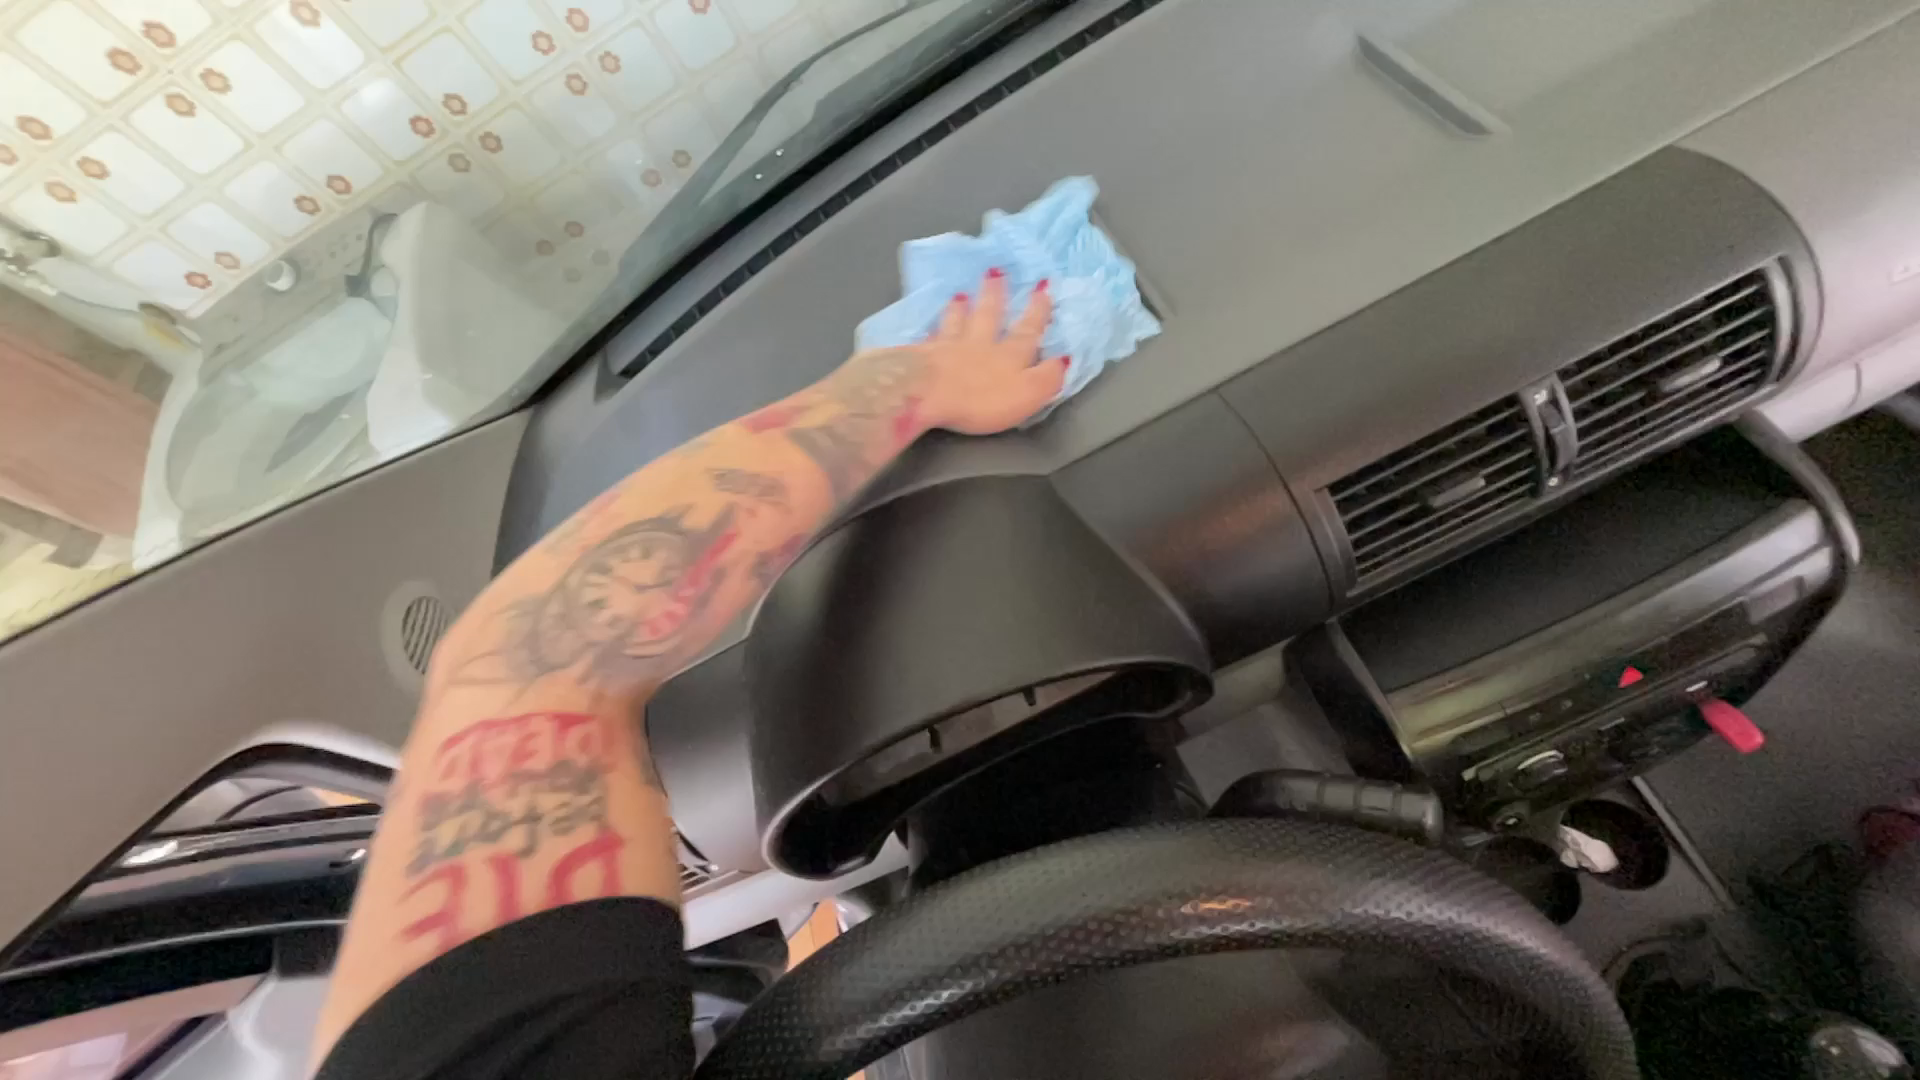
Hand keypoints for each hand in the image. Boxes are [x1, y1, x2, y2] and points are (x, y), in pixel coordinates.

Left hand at [884, 268, 1065, 436]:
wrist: (923, 394)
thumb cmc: (979, 399)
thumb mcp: (1026, 394)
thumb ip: (1047, 377)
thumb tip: (1064, 358)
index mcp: (1008, 356)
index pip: (1028, 331)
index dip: (1038, 311)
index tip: (1044, 286)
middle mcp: (978, 345)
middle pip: (988, 316)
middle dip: (996, 294)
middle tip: (996, 271)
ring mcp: (946, 348)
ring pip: (956, 322)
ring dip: (961, 308)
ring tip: (961, 294)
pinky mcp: (918, 357)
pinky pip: (927, 339)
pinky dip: (930, 329)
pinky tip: (927, 325)